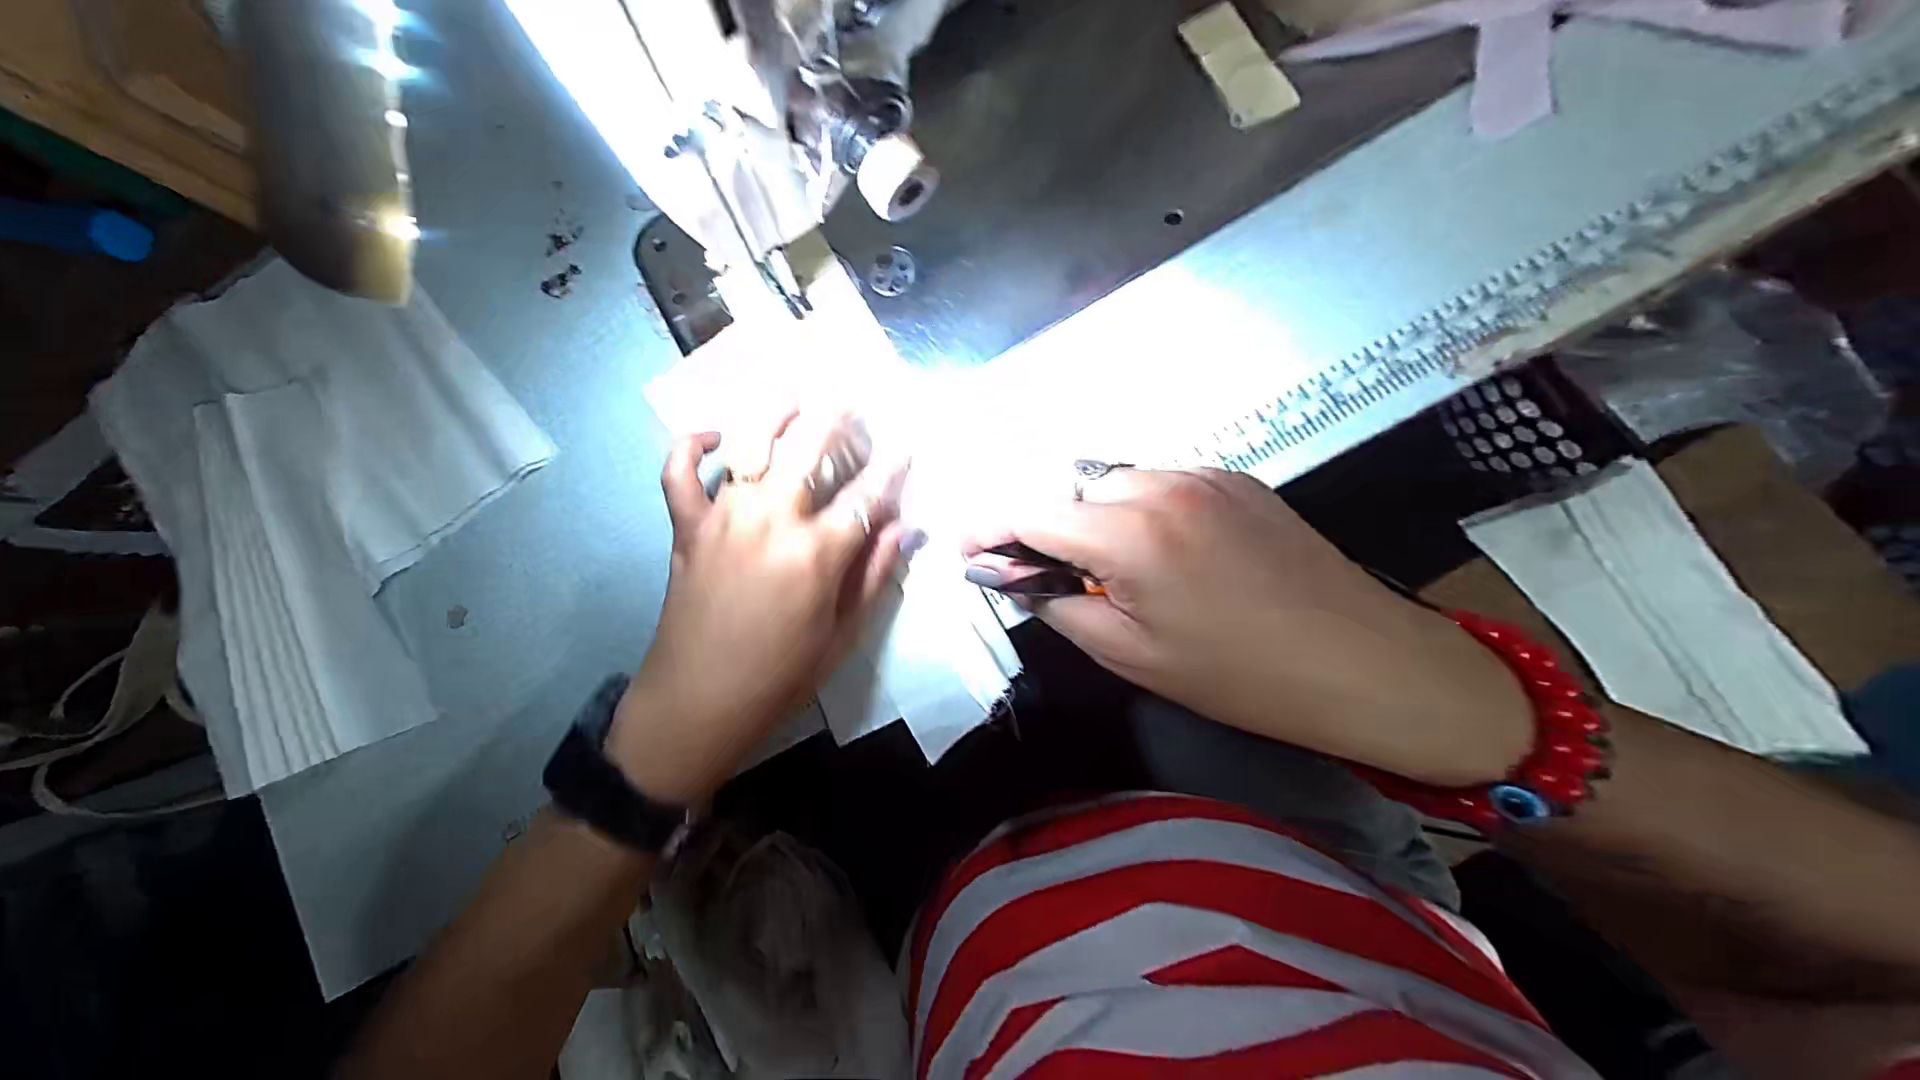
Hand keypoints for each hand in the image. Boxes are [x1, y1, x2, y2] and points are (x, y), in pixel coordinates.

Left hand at [607, 412, 912, 803]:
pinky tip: (714, 437)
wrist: (696, 705)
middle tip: (852, 394)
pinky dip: (691, 446)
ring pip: (749, 445)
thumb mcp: (842, 637)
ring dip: (775, 412)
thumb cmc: (779, 677)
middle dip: (837, 415)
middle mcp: (772, 521)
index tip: (909, 444)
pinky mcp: (686, 528)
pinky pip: (679, 473)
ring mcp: (723, 518)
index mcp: (818, 554)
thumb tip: (902, 527)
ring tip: (795, 392)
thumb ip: (872, 576)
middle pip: (810, 449)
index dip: (893, 468)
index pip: (868, 496)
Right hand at [964, 468, 1531, 785]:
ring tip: (1117, 567)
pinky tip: (1167, 553)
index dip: (992, 530)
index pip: (1032, 511)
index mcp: (1129, 534)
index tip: (972, 552)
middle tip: (1057, 575)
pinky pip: (1165, 483)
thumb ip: (1061, 606)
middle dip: (1052, 525)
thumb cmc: (1239, 676)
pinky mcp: (1239, 480)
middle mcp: (1162, 485)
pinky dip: (1143, 509)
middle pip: (1074, 488)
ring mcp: (1206, 475)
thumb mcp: (1131, 655)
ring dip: (1098, 515)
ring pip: (1119, 480)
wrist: (1364, 663)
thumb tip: (1016, 580)